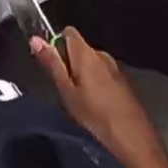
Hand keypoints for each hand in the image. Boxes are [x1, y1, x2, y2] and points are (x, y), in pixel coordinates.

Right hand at [31, 27, 167, 167]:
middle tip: (64, 87)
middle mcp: (102, 54)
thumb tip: (35, 39)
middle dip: (68, 62)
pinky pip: (102, 73)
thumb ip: (52, 63)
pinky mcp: (122, 80)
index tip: (53, 64)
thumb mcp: (66, 90)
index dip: (57, 43)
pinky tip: (95, 104)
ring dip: (82, 74)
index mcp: (86, 53)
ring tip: (79, 99)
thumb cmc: (94, 113)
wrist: (133, 136)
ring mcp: (115, 67)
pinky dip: (95, 82)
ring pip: (90, 62)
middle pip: (79, 47)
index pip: (68, 31)